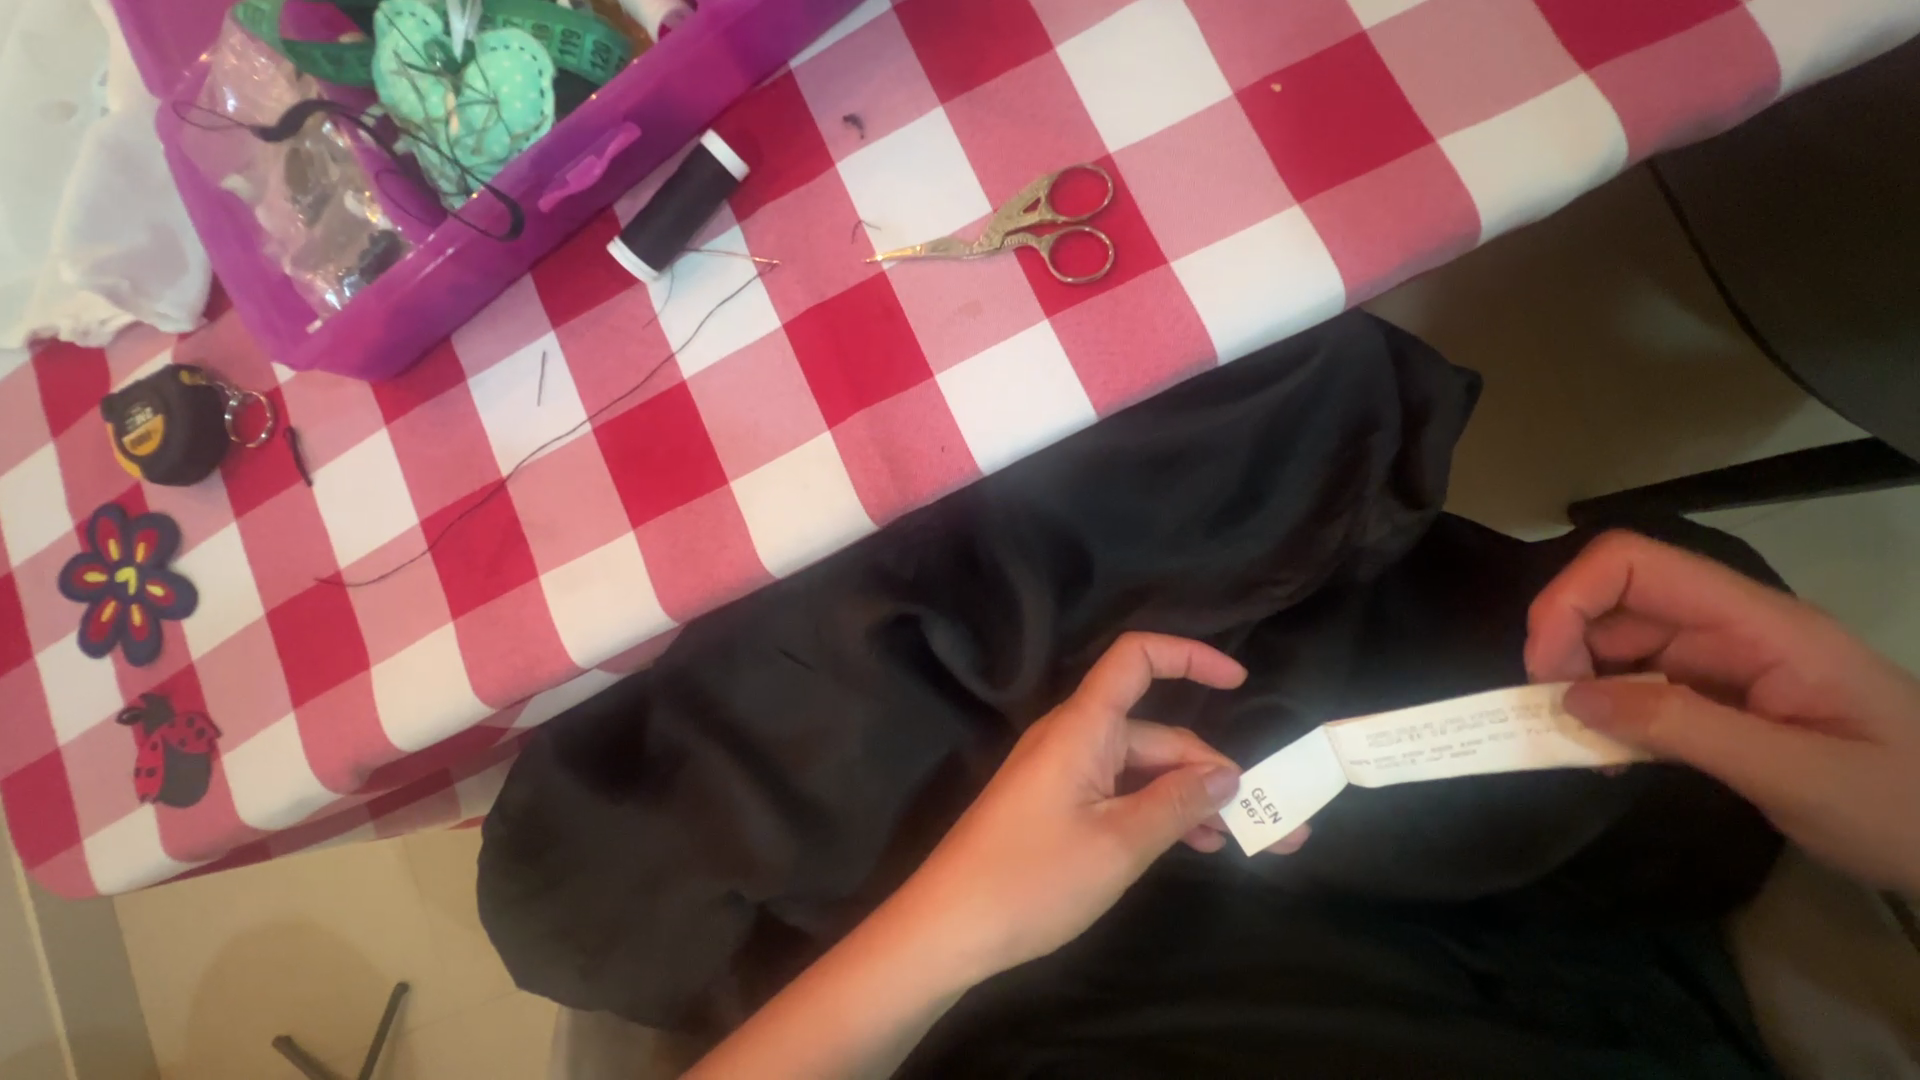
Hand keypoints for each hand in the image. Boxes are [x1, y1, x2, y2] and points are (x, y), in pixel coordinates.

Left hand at [890, 633, 1298, 981]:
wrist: (949, 925)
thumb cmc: (1031, 879)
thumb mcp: (1118, 845)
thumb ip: (1176, 804)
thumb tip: (1227, 775)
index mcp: (1083, 726)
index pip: (1136, 658)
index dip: (1188, 656)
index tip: (1239, 683)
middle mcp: (1074, 737)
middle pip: (1155, 733)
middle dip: (1215, 770)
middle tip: (1276, 823)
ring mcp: (1064, 771)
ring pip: (1142, 769)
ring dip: (1192, 798)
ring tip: (1248, 841)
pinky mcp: (1058, 802)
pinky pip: (1119, 791)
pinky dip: (1158, 811)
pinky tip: (1196, 844)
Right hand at [1526, 531, 1919, 893]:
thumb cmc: (1913, 810)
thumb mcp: (1798, 775)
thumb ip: (1681, 730)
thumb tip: (1570, 699)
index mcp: (1758, 624)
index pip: (1634, 564)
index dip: (1570, 599)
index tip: (1544, 668)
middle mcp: (1730, 628)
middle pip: (1610, 602)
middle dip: (1563, 651)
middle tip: (1556, 716)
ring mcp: (1720, 661)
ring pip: (1612, 645)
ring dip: (1579, 688)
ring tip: (1587, 748)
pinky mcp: (1712, 694)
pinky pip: (1633, 686)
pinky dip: (1604, 714)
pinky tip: (1611, 754)